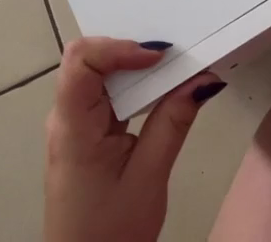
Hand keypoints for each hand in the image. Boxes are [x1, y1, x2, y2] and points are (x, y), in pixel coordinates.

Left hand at [44, 38, 225, 241]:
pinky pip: (106, 95)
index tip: (161, 56)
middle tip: (176, 54)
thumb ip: (174, 122)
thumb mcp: (149, 178)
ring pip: (98, 75)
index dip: (119, 46)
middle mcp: (65, 118)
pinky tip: (160, 89)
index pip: (81, 61)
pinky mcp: (86, 136)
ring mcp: (74, 126)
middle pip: (89, 60)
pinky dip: (134, 85)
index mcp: (72, 127)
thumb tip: (204, 78)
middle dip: (132, 49)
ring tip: (174, 68)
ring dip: (136, 67)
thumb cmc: (112, 233)